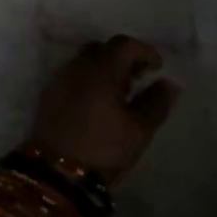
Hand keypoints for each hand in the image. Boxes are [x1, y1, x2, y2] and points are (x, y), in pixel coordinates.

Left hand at [29, 36, 182, 184]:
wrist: (56, 171)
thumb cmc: (103, 148)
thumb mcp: (139, 130)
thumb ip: (156, 102)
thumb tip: (168, 83)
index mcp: (100, 71)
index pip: (123, 44)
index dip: (144, 51)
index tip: (157, 68)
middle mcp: (76, 68)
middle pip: (101, 48)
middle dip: (122, 57)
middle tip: (138, 78)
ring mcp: (59, 80)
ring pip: (84, 61)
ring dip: (104, 68)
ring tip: (119, 93)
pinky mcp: (48, 94)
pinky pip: (72, 74)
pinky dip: (88, 79)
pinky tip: (98, 103)